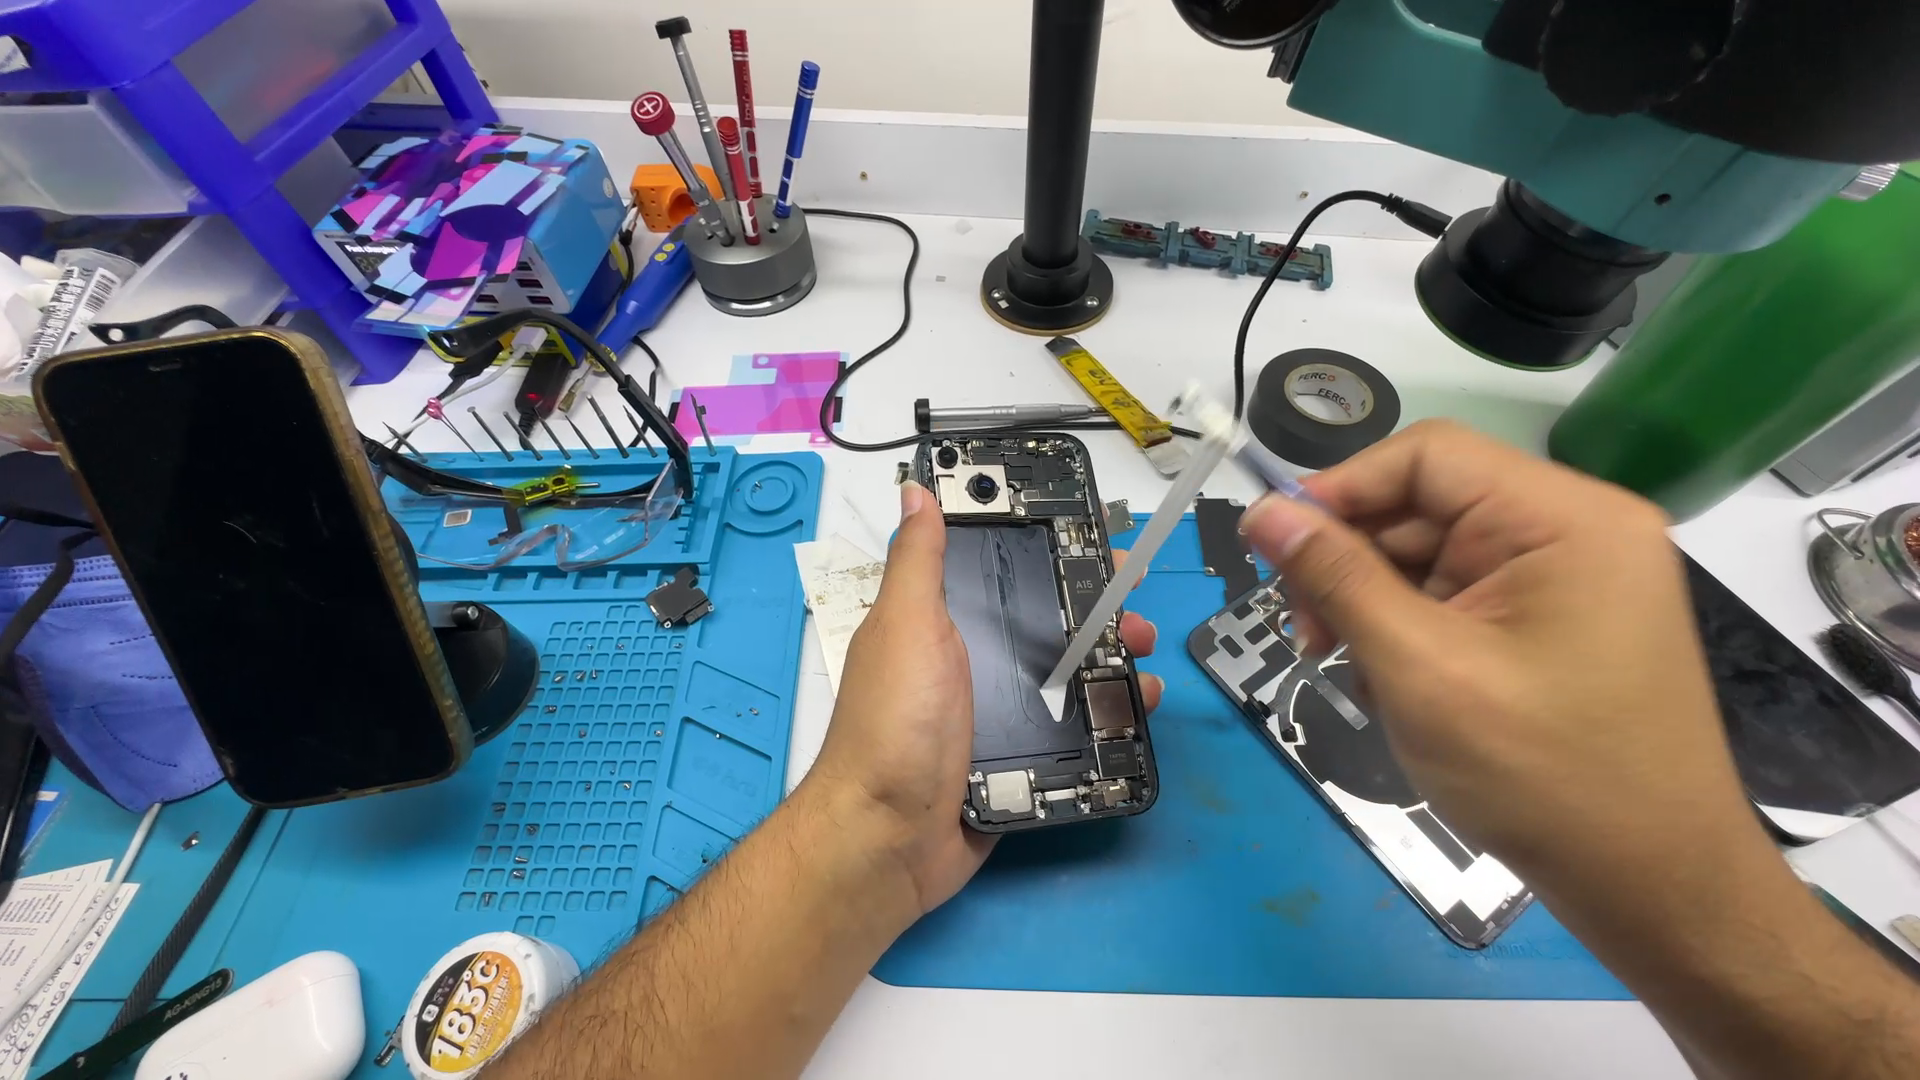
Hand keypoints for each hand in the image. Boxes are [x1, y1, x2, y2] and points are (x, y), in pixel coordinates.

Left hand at [806, 482, 1160, 914]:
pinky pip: (1072, 726)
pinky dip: (1106, 712)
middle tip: (1134, 602)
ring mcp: (997, 712)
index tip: (1091, 537)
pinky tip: (1136, 705)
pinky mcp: (1020, 758)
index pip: (1000, 572)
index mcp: (942, 625)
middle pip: (1043, 622)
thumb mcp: (905, 626)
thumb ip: (917, 561)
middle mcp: (971, 663)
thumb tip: (914, 490)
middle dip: (1093, 607)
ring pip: (1064, 673)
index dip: (1044, 550)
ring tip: (1144, 654)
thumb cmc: (896, 721)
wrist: (890, 838)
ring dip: (1108, 657)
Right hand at [1235, 421, 1757, 882]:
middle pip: (1418, 504)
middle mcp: (1566, 531)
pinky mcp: (1540, 617)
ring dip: (1361, 595)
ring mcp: (1556, 577)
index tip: (1274, 544)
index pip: (1426, 457)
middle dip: (1345, 557)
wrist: (1650, 887)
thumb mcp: (1418, 667)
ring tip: (1332, 654)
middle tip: (1302, 628)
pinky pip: (1443, 591)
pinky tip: (1375, 668)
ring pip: (1420, 550)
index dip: (1339, 489)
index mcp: (1561, 520)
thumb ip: (1335, 578)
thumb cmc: (1540, 773)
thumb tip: (1259, 511)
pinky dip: (1394, 621)